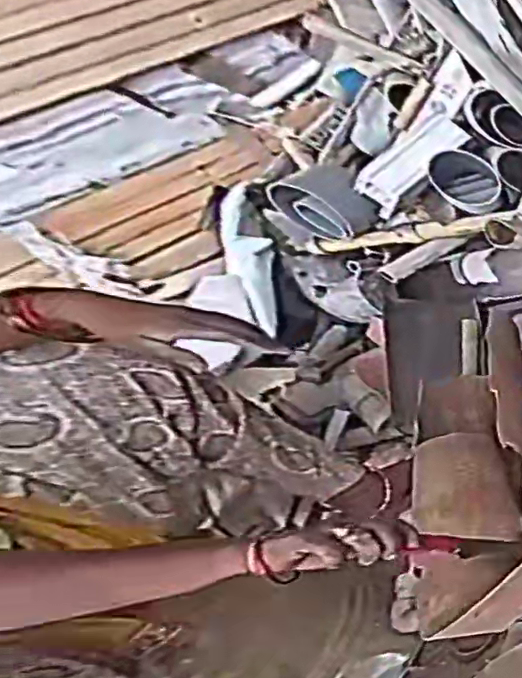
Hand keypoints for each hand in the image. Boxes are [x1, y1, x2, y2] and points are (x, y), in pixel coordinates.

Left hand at [37, 289, 278, 362]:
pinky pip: (216, 320)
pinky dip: (234, 328)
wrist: (81, 308)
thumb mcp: (140, 346)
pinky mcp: (179, 314)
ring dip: (250, 331)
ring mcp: (184, 313)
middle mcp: (189, 315)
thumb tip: (206, 369)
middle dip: (261, 336)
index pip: (231, 332)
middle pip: (234, 324)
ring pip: (227, 321)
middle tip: (283, 348)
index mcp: (184, 323)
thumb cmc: (108, 327)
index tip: (281, 350)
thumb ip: (175, 357)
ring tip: (267, 342)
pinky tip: (236, 335)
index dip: (258, 341)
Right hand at [256, 520, 415, 575]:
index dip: (406, 531)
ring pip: (355, 531)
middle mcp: (346, 521)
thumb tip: (410, 558)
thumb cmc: (321, 553)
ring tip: (363, 558)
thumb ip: (382, 551)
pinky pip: (323, 543)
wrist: (275, 556)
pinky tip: (334, 562)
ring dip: (366, 547)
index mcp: (361, 523)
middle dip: (390, 540)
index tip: (414, 545)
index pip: (391, 520)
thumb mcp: (356, 553)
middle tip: (387, 554)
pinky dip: (334, 555)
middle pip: (378, 523)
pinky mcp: (301, 538)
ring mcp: (324, 528)